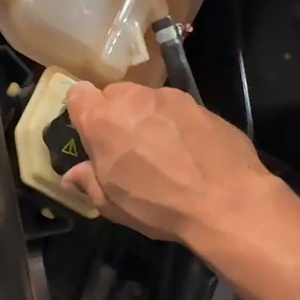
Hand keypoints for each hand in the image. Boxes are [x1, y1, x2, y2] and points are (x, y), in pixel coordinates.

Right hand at [62, 80, 278, 242]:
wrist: (227, 201)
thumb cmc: (158, 205)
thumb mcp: (112, 205)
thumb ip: (88, 182)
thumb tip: (72, 176)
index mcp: (102, 121)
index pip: (77, 94)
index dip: (82, 113)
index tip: (91, 135)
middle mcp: (133, 99)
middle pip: (113, 95)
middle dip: (115, 116)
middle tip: (125, 149)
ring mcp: (170, 97)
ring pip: (146, 101)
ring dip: (146, 119)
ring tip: (161, 152)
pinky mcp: (201, 104)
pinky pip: (176, 110)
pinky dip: (176, 125)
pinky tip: (188, 153)